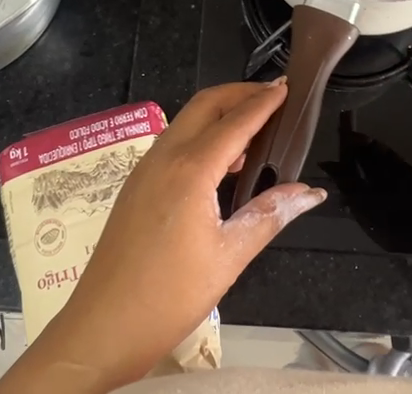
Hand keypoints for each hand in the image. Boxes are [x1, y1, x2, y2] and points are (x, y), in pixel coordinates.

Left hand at [1, 81, 325, 393]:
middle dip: (240, 94)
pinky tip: (221, 162)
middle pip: (206, 105)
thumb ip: (269, 215)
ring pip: (187, 120)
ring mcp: (145, 168)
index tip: (287, 85)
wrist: (101, 327)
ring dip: (220, 113)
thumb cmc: (169, 296)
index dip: (264, 102)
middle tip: (274, 98)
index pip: (235, 122)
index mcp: (190, 170)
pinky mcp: (136, 183)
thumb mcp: (228, 257)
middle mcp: (165, 156)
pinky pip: (174, 141)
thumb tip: (309, 192)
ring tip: (254, 128)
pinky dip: (202, 133)